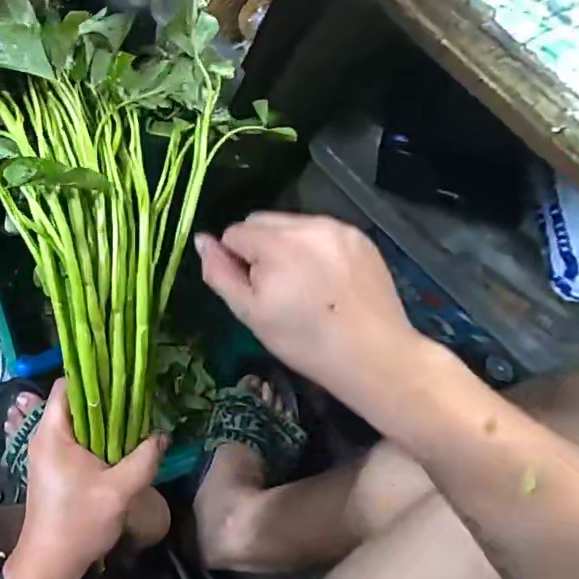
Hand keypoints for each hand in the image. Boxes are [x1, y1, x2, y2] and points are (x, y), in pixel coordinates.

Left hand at [5, 381, 164, 578]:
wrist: (49, 564)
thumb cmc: (79, 523)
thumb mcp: (119, 491)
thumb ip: (144, 459)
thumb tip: (162, 434)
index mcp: (52, 431)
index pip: (66, 384)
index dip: (93, 376)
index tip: (121, 378)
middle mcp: (44, 435)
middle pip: (72, 402)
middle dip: (102, 400)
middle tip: (134, 399)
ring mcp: (46, 451)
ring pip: (74, 422)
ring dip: (100, 421)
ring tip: (130, 420)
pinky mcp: (51, 466)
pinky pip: (72, 439)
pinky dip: (93, 437)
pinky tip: (116, 446)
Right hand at [195, 213, 437, 407]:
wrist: (376, 357)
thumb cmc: (304, 341)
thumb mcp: (250, 313)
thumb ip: (220, 272)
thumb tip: (201, 240)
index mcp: (276, 243)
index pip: (233, 233)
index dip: (237, 262)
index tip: (257, 292)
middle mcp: (306, 225)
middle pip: (259, 221)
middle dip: (258, 248)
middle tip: (277, 288)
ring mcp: (337, 228)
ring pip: (288, 224)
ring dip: (284, 245)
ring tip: (303, 284)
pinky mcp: (359, 237)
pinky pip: (318, 231)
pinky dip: (312, 248)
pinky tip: (325, 280)